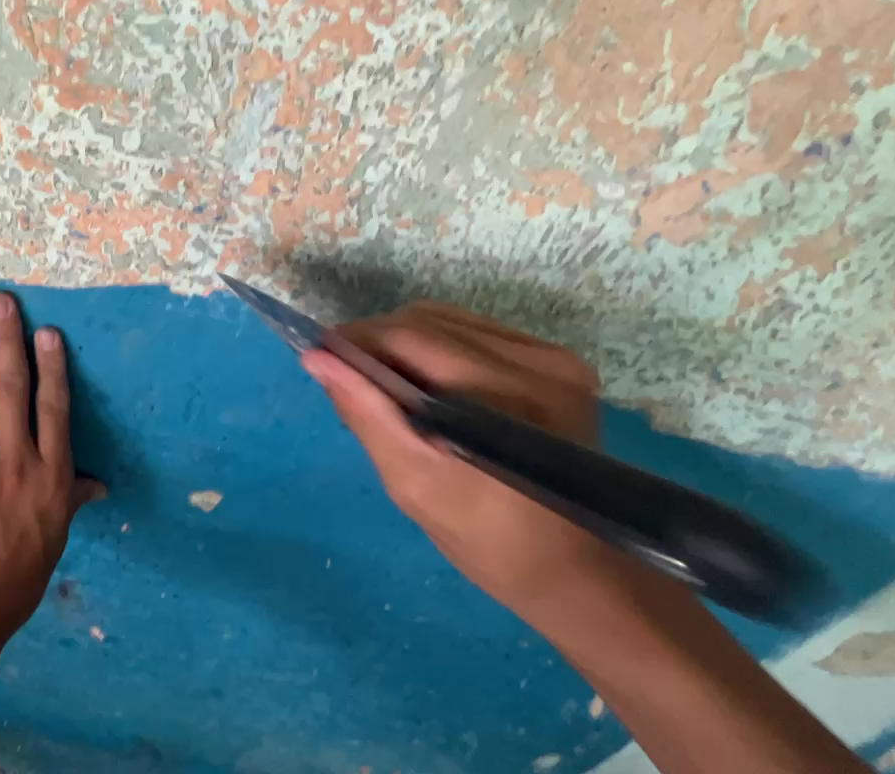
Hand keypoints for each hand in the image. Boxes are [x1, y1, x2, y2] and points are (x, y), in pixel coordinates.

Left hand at [0, 292, 105, 647]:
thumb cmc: (17, 573)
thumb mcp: (55, 535)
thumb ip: (72, 499)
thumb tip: (99, 485)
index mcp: (50, 474)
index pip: (55, 409)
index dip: (52, 367)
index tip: (48, 331)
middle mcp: (16, 457)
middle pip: (15, 387)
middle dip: (8, 339)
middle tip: (2, 299)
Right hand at [301, 301, 650, 625]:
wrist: (577, 573)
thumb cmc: (489, 541)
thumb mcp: (413, 483)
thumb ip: (367, 413)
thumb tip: (317, 358)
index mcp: (509, 396)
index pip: (411, 336)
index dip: (356, 339)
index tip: (318, 359)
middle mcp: (539, 362)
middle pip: (429, 321)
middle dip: (377, 342)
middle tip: (349, 379)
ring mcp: (554, 359)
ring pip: (448, 321)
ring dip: (404, 343)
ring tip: (385, 385)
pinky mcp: (556, 363)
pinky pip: (474, 334)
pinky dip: (435, 349)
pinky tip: (425, 386)